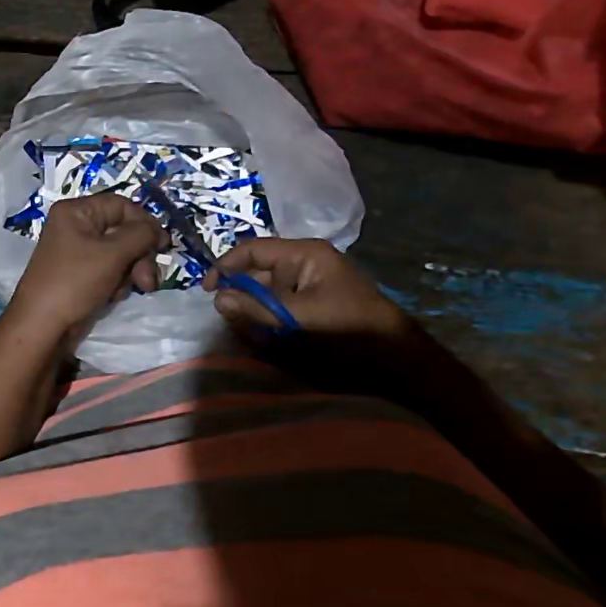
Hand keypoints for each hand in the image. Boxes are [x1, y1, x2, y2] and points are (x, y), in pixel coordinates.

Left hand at [8, 195, 165, 334]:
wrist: (43, 326)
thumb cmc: (74, 282)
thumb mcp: (112, 254)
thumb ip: (140, 235)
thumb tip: (157, 230)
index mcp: (76, 212)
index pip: (121, 205)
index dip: (144, 223)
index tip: (162, 245)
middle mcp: (76, 227)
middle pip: (123, 230)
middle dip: (140, 254)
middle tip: (148, 279)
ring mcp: (79, 252)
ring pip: (121, 253)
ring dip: (132, 271)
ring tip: (134, 289)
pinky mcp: (82, 274)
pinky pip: (111, 270)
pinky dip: (118, 282)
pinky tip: (113, 296)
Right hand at [205, 238, 409, 336]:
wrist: (398, 356)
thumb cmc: (350, 327)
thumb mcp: (300, 316)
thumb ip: (258, 307)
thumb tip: (218, 299)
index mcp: (304, 253)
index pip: (253, 250)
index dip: (226, 267)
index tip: (207, 290)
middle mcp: (304, 262)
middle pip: (258, 271)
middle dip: (240, 293)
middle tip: (228, 318)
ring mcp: (310, 283)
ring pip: (266, 291)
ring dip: (253, 310)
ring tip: (246, 330)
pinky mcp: (313, 303)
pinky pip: (280, 305)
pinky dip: (267, 318)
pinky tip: (264, 335)